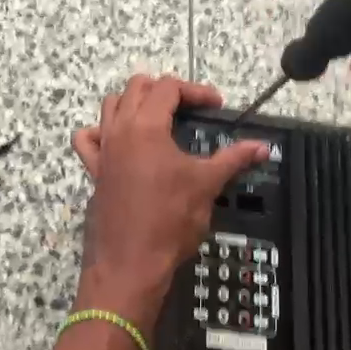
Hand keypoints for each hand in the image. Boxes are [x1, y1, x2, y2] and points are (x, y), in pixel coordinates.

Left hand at [68, 76, 269, 330]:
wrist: (130, 262)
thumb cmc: (169, 220)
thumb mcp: (207, 185)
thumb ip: (234, 159)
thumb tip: (263, 147)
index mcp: (145, 126)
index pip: (168, 87)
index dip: (195, 90)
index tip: (215, 106)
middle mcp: (119, 130)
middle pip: (136, 87)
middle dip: (164, 90)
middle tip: (189, 109)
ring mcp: (103, 149)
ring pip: (110, 106)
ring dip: (134, 103)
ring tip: (159, 119)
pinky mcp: (94, 170)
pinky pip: (88, 139)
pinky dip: (100, 132)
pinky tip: (118, 141)